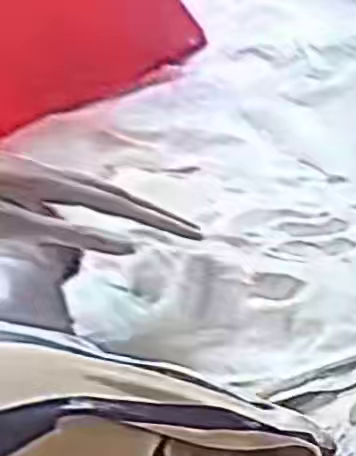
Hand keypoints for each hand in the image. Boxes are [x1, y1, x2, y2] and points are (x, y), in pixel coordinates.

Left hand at [0, 153, 201, 255]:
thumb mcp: (16, 225)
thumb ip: (73, 235)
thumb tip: (131, 246)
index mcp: (46, 183)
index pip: (118, 204)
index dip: (159, 219)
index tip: (195, 234)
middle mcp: (39, 171)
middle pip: (107, 189)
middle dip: (148, 207)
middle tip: (182, 224)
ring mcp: (19, 168)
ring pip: (83, 184)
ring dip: (119, 199)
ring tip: (143, 214)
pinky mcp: (4, 171)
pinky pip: (58, 184)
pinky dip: (84, 197)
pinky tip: (81, 209)